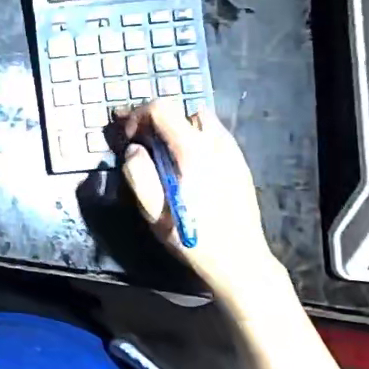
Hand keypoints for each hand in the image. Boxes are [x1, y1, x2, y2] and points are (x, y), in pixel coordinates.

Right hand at [117, 99, 282, 296]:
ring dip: (177, 128)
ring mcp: (231, 150)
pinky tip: (188, 163)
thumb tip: (134, 149)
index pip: (162, 108)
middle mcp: (215, 142)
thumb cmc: (192, 237)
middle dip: (156, 120)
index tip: (128, 136)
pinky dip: (195, 138)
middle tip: (141, 141)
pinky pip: (214, 135)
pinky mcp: (239, 162)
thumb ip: (138, 173)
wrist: (240, 260)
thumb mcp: (153, 211)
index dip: (138, 115)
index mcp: (192, 151)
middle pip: (181, 109)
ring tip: (165, 152)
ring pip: (200, 120)